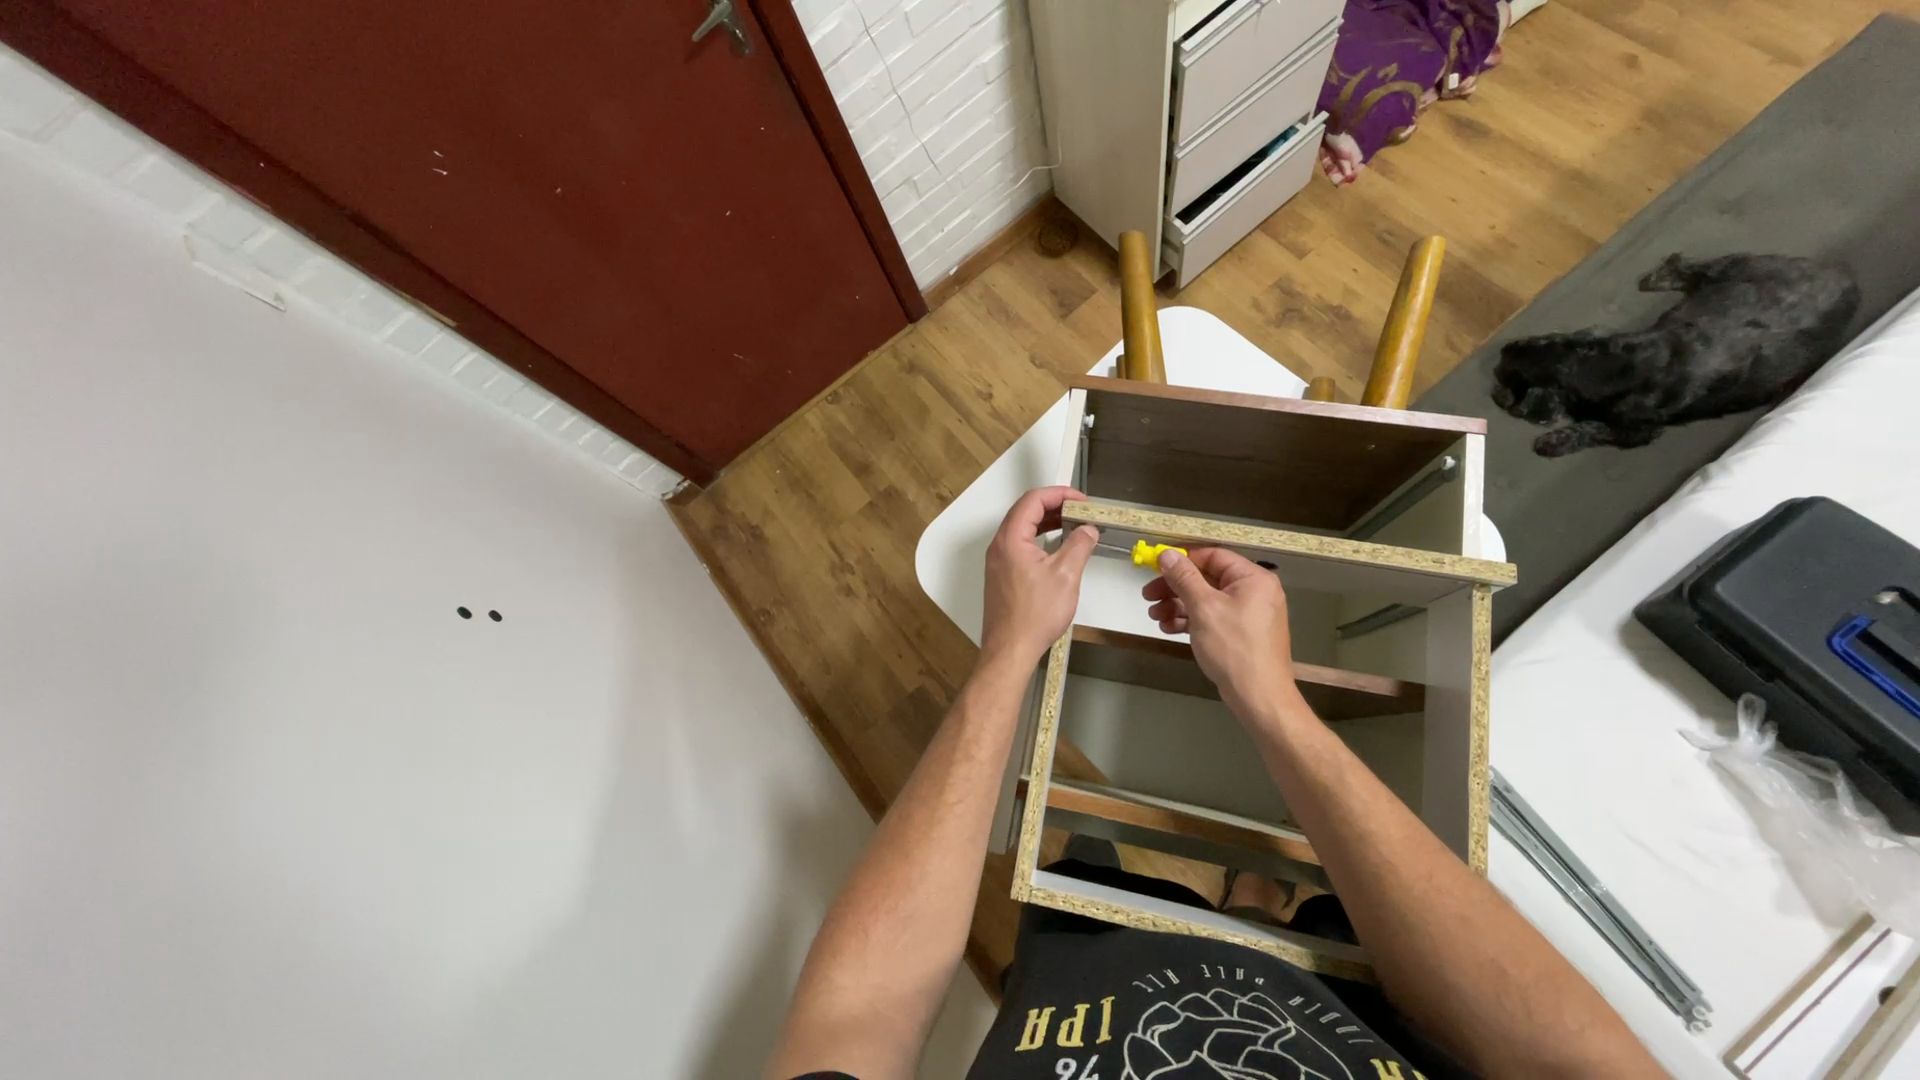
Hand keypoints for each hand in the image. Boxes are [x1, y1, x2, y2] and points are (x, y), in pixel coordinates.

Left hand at [980, 487, 1098, 665]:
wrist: (1010, 649)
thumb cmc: (1034, 615)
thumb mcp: (1066, 574)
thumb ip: (1079, 545)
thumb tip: (1088, 530)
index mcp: (1010, 539)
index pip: (1032, 500)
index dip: (1059, 494)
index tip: (1081, 500)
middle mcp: (999, 546)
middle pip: (1025, 512)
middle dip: (1054, 506)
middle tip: (1080, 511)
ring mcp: (998, 562)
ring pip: (1022, 530)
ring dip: (1048, 523)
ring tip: (1074, 525)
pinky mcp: (1002, 576)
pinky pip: (1020, 546)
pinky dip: (1040, 540)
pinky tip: (1058, 549)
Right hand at [1142, 547, 1299, 715]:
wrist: (1258, 696)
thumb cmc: (1233, 647)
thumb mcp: (1204, 608)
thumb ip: (1184, 578)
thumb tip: (1167, 554)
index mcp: (1252, 578)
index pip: (1213, 556)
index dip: (1183, 559)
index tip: (1156, 567)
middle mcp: (1253, 591)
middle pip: (1207, 579)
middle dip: (1175, 588)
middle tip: (1148, 595)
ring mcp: (1248, 614)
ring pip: (1206, 600)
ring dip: (1177, 606)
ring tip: (1154, 616)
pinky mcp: (1240, 633)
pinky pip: (1212, 618)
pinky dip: (1190, 621)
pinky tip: (1169, 628)